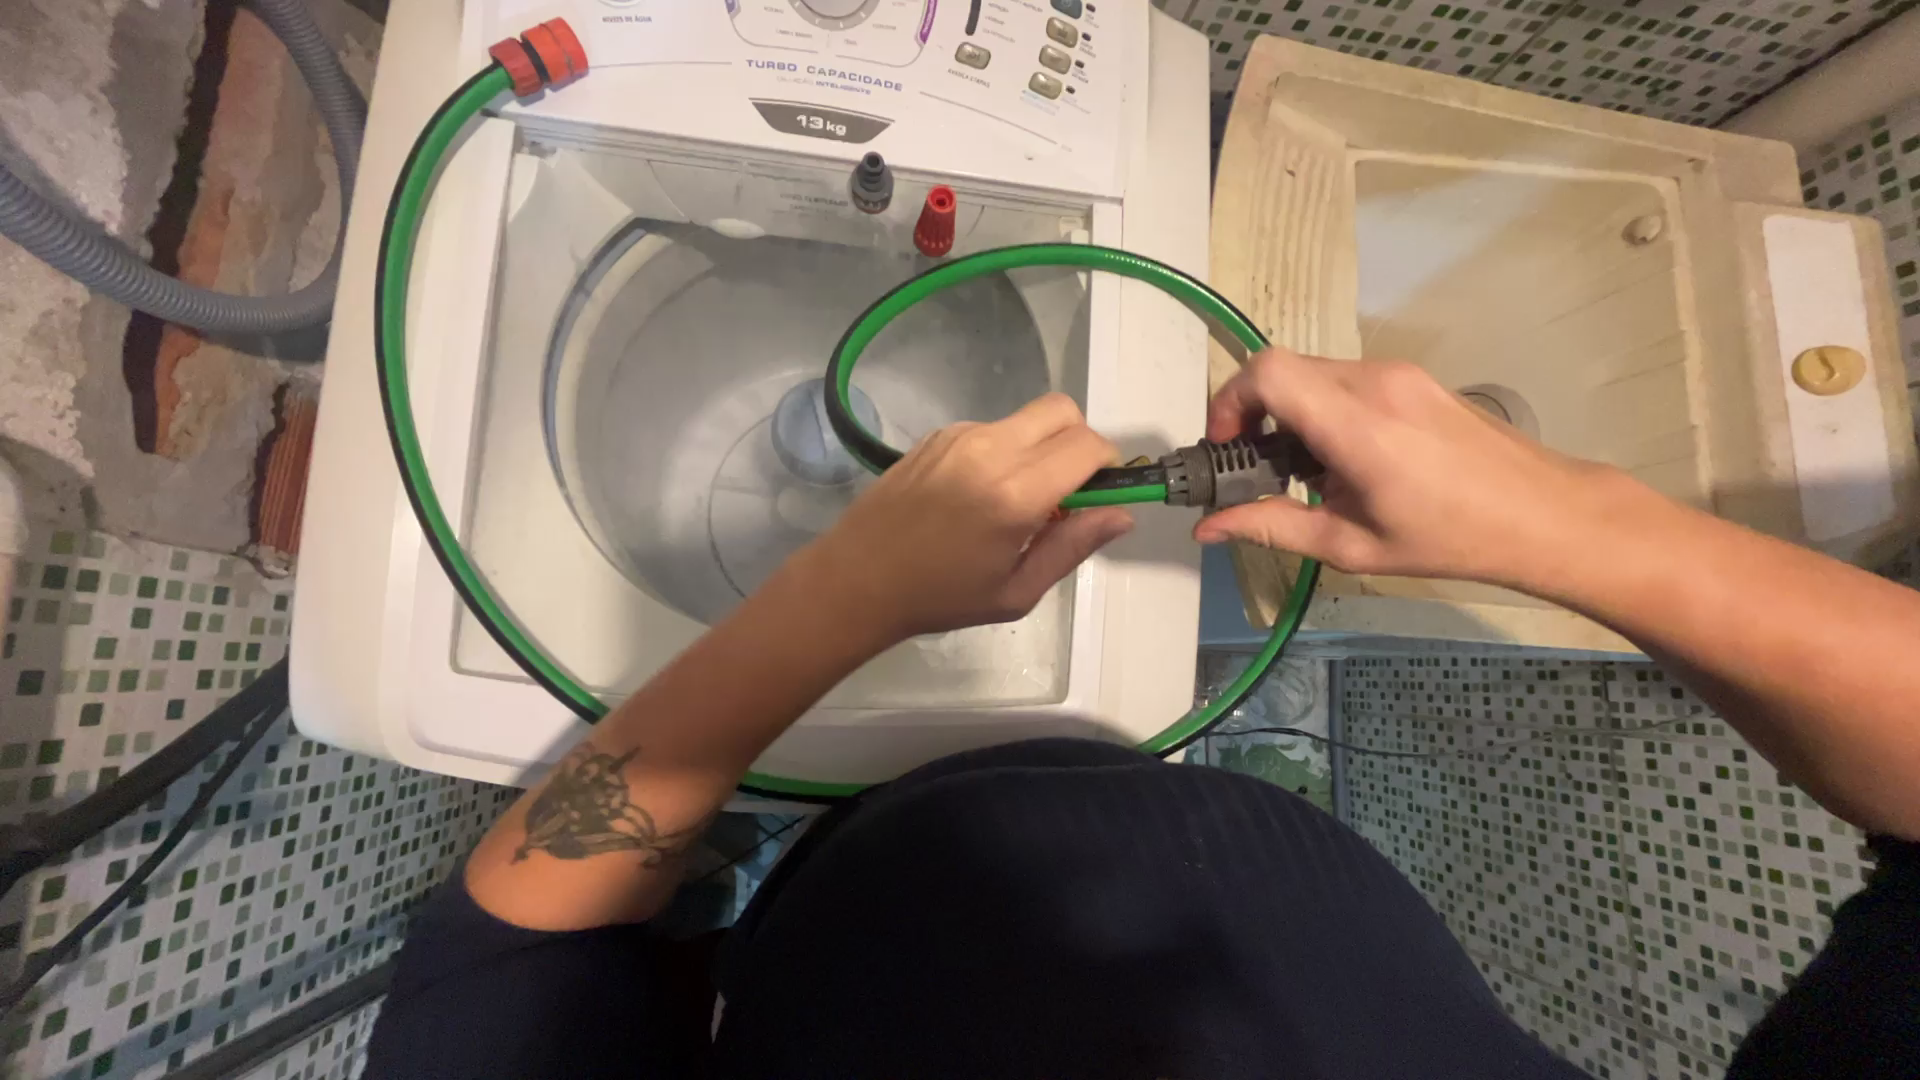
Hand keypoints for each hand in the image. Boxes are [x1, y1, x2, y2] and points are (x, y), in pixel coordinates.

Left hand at [792, 393, 1133, 643]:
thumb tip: (1121, 513)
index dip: (1107, 465)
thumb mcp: (1016, 591)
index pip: (1087, 446)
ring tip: (1016, 498)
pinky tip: (978, 493)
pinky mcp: (936, 436)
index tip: (1099, 493)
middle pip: (1062, 411)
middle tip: (1066, 489)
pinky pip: (992, 428)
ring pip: (1026, 417)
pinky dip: (1005, 450)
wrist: (857, 579)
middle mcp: (989, 450)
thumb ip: (1073, 547)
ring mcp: (958, 436)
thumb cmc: (940, 597)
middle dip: (1079, 442)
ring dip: (1040, 446)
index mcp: (1014, 493)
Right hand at [1194, 348, 1640, 588]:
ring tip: (1299, 469)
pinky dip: (1317, 410)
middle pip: (1281, 369)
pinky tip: (1337, 457)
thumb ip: (1269, 528)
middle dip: (1250, 412)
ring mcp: (1396, 374)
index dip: (1229, 401)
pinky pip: (1340, 380)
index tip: (1227, 446)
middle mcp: (1375, 382)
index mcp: (1358, 424)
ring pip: (1309, 373)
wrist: (1546, 514)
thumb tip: (1205, 528)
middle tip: (1253, 464)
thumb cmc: (1448, 538)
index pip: (1268, 372)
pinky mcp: (1409, 378)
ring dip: (1285, 413)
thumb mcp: (1348, 545)